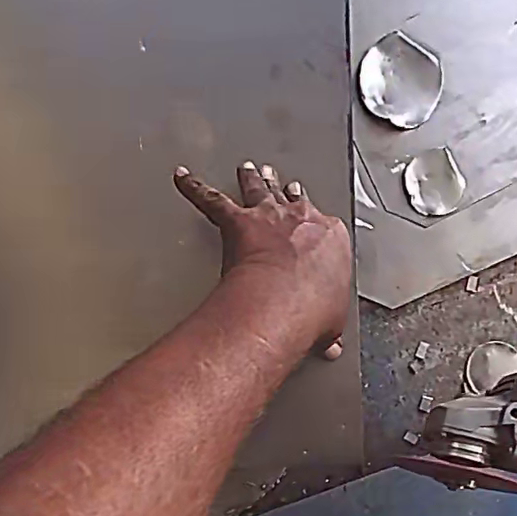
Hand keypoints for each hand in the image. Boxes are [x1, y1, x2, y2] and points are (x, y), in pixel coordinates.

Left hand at [175, 160, 351, 359]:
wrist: (286, 304)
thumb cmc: (312, 310)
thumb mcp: (332, 323)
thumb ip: (330, 329)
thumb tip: (331, 346)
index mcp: (332, 240)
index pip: (325, 229)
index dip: (316, 228)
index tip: (315, 229)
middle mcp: (301, 220)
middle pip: (292, 200)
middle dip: (286, 191)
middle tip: (282, 182)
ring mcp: (269, 217)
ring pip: (259, 190)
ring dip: (252, 179)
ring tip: (248, 169)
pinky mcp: (238, 222)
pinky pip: (211, 199)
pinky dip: (194, 187)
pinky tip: (184, 177)